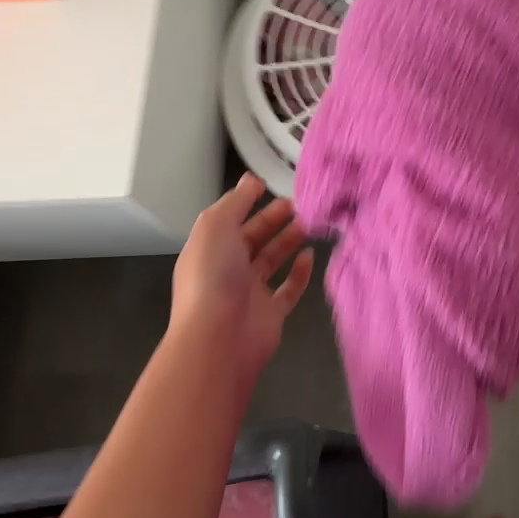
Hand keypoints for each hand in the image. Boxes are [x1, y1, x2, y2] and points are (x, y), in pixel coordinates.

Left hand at [172, 173, 315, 378]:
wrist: (219, 338)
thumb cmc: (213, 276)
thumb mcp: (216, 227)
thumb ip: (235, 201)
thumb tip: (252, 179)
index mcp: (209, 248)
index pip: (229, 220)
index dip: (248, 202)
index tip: (272, 186)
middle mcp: (227, 269)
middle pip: (252, 238)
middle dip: (272, 219)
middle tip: (299, 203)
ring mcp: (250, 292)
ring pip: (271, 260)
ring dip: (287, 240)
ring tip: (309, 222)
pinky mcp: (271, 312)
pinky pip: (288, 288)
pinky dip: (300, 272)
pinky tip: (310, 256)